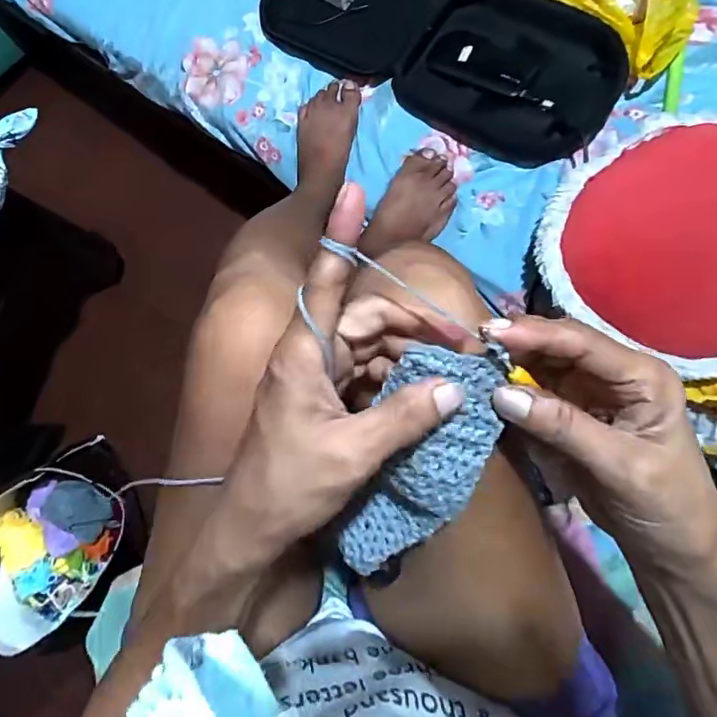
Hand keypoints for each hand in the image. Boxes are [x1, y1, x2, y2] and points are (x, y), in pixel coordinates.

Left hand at [210, 183, 474, 564]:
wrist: (255, 525)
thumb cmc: (292, 484)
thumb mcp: (352, 454)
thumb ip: (404, 418)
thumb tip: (455, 387)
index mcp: (303, 351)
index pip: (325, 279)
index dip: (341, 234)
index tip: (353, 191)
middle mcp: (308, 351)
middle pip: (365, 315)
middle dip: (412, 322)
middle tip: (462, 343)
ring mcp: (317, 372)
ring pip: (370, 343)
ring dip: (409, 351)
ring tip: (453, 368)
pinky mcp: (326, 394)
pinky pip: (367, 370)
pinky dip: (396, 375)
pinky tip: (426, 389)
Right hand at [484, 316, 716, 579]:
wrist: (674, 552)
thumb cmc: (666, 507)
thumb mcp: (619, 466)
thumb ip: (562, 426)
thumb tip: (501, 393)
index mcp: (642, 376)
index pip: (581, 342)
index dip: (535, 333)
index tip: (491, 332)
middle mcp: (616, 373)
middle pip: (559, 344)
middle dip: (518, 339)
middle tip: (474, 341)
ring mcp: (592, 390)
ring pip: (543, 361)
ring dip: (511, 359)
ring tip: (475, 357)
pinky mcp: (573, 410)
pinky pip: (537, 388)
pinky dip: (513, 384)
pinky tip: (489, 380)